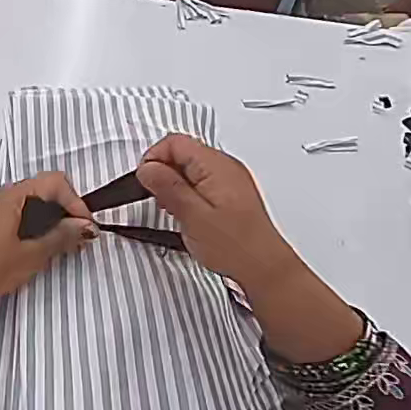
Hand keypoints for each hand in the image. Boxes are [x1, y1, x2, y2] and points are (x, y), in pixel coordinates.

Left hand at [0, 172, 97, 306]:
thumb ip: (63, 235)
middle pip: (48, 189)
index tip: (85, 225)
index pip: (56, 183)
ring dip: (56, 219)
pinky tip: (48, 245)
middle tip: (80, 233)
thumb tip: (84, 225)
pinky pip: (27, 214)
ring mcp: (1, 209)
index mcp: (15, 195)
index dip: (76, 203)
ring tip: (67, 242)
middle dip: (68, 209)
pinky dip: (42, 225)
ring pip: (39, 202)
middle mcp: (6, 196)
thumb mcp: (36, 252)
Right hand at [136, 134, 299, 290]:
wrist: (264, 267)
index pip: (175, 142)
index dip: (154, 159)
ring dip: (175, 185)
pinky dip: (189, 195)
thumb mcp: (191, 215)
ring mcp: (230, 179)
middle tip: (160, 199)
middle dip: (164, 173)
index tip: (146, 181)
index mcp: (216, 165)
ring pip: (191, 169)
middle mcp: (226, 166)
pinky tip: (188, 216)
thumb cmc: (236, 246)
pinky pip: (202, 183)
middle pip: (183, 153)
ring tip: (175, 211)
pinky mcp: (231, 194)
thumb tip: (148, 168)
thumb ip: (167, 186)